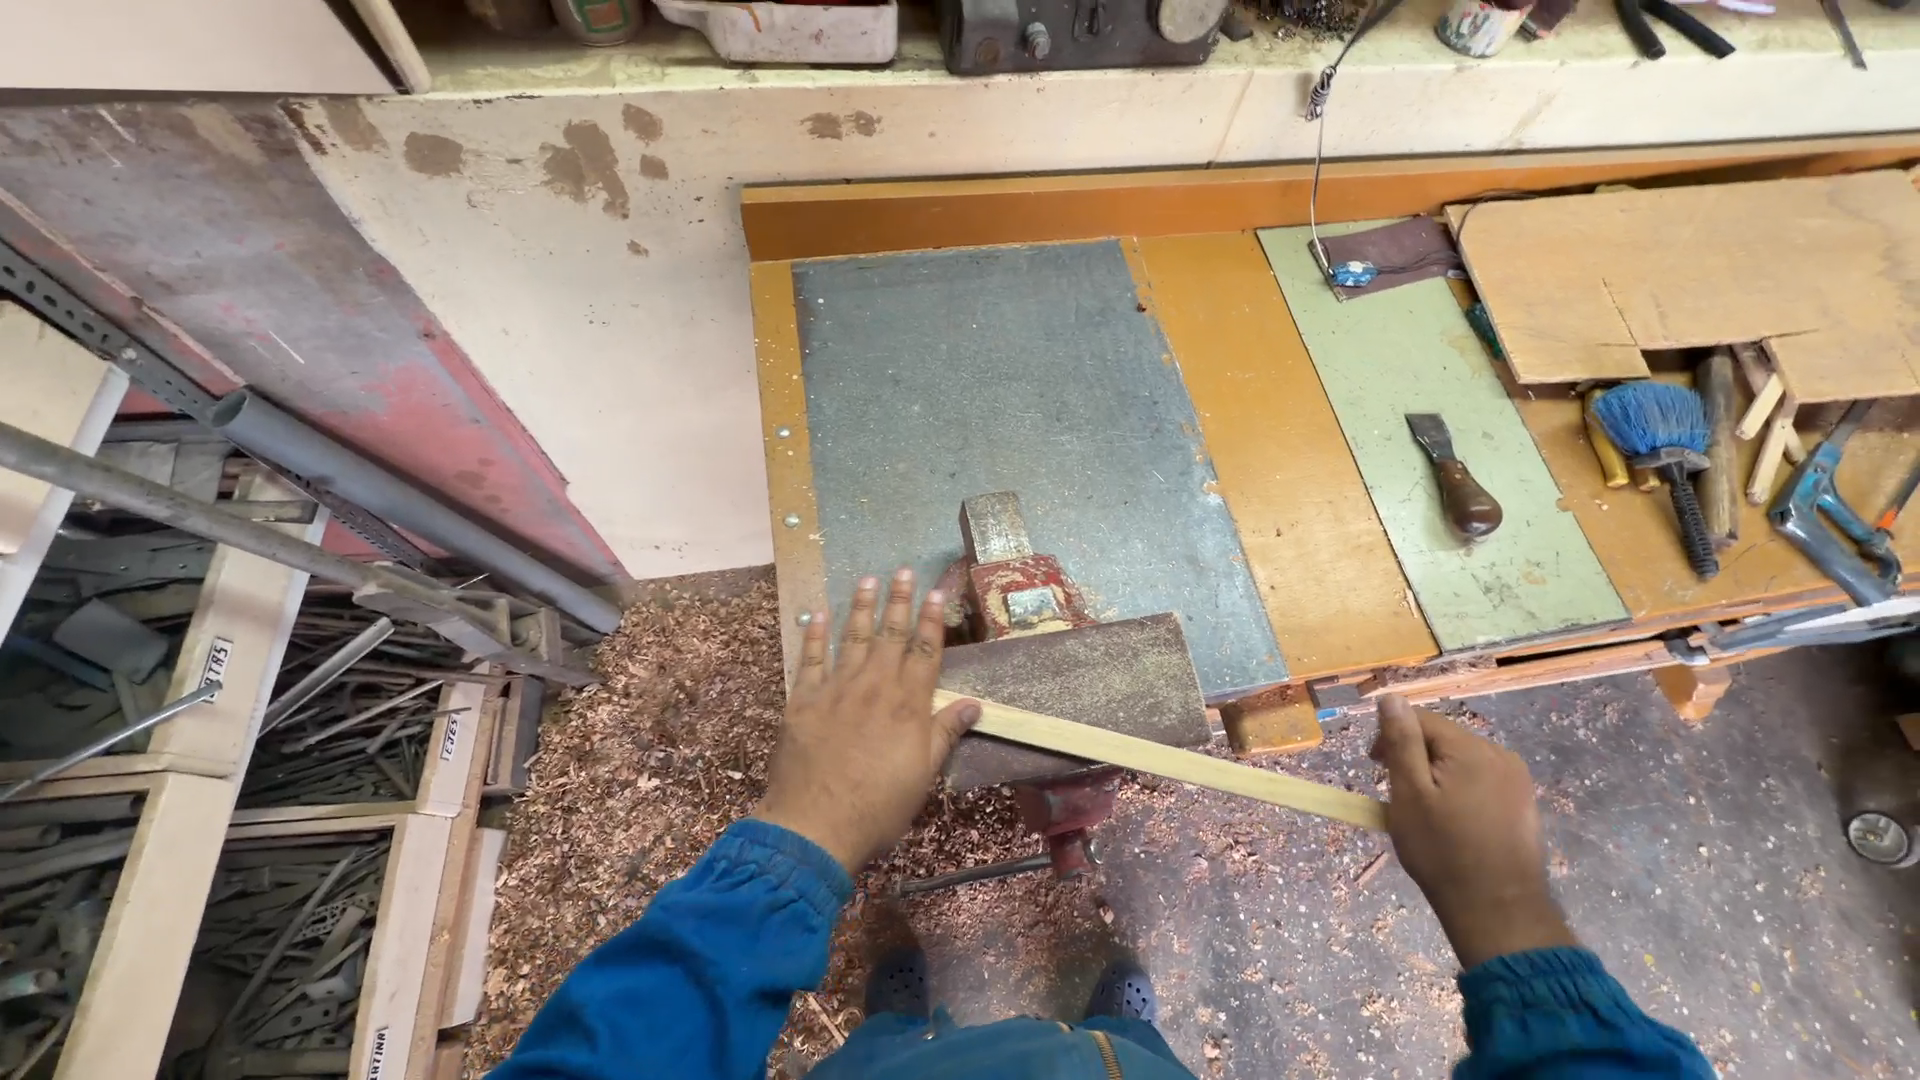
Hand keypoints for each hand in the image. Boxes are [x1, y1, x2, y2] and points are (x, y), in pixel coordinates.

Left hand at [753, 569, 979, 873]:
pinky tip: (819, 613)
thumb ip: (945, 733)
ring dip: (861, 607)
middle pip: (890, 636)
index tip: (937, 594)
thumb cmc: (878, 807)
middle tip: (903, 571)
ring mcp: (835, 690)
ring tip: (867, 580)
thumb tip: (974, 703)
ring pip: (852, 639)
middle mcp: (874, 687)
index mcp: (907, 705)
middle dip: (899, 602)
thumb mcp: (923, 775)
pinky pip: (809, 659)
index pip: (925, 653)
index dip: (932, 622)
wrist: (815, 826)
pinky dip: (814, 635)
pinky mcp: (803, 701)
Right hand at [1371, 693, 1577, 968]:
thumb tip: (1390, 697)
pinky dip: (1456, 787)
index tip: (1373, 766)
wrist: (1497, 910)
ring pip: (1460, 758)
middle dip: (1412, 754)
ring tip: (1420, 807)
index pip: (1421, 719)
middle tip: (1394, 791)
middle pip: (1442, 737)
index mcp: (1471, 749)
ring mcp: (1517, 780)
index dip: (1390, 735)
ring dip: (1434, 772)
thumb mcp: (1409, 792)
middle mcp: (1500, 756)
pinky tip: (1449, 817)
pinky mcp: (1522, 803)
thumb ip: (1401, 740)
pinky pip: (1479, 779)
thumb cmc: (1442, 850)